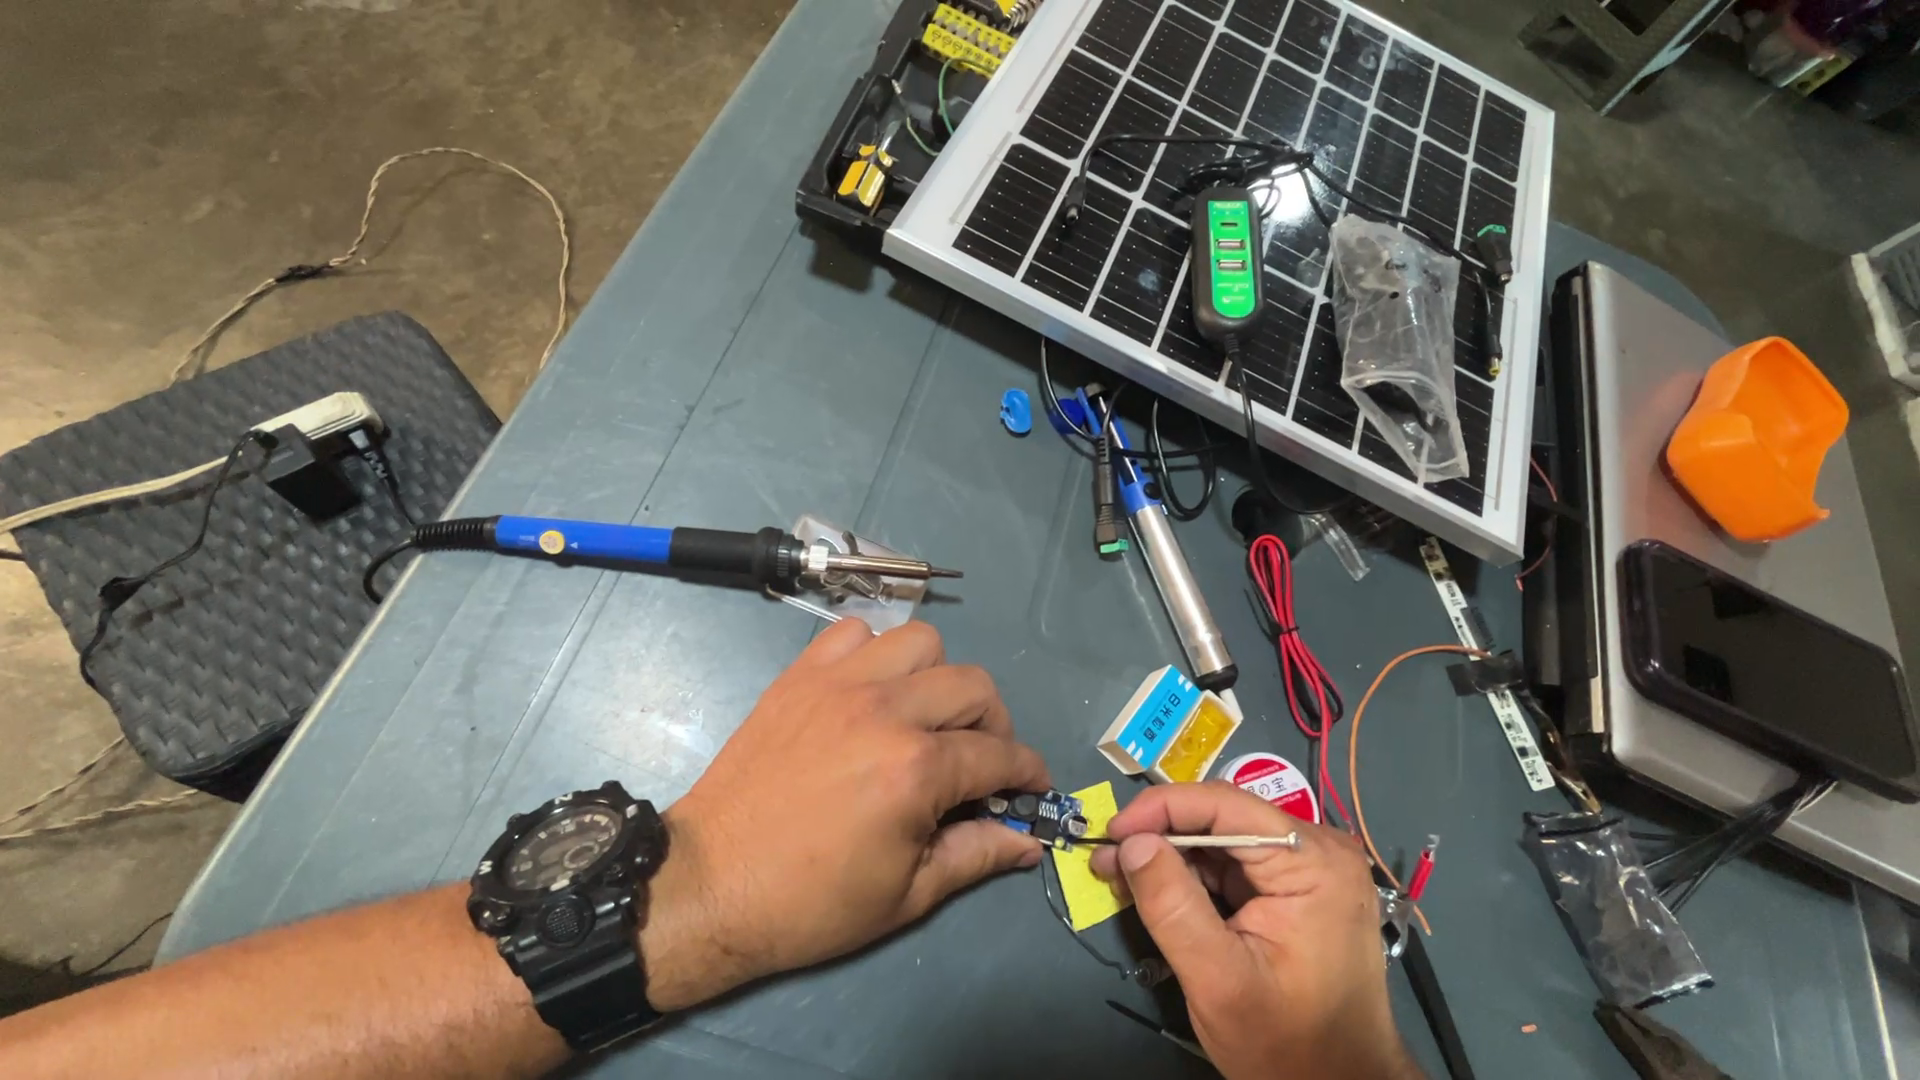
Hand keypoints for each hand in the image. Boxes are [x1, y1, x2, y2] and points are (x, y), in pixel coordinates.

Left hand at [640, 620, 1051, 1009]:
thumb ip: (976, 856)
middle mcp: (886, 710)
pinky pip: (854, 632)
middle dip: (994, 723)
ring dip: (937, 676)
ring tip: (923, 715)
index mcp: (917, 769)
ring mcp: (840, 682)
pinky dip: (873, 653)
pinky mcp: (801, 675)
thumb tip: (1028, 841)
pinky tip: (867, 692)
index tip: (1032, 786)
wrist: (711, 883)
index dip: (1028, 771)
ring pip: (920, 641)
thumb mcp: (906, 895)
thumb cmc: (811, 903)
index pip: (999, 754)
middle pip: (974, 686)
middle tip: (979, 757)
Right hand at [1090, 783, 1419, 1079]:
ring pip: (1221, 838)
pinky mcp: (1295, 887)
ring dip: (1169, 854)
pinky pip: (1232, 862)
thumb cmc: (1287, 1043)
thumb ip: (1172, 905)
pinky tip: (1154, 885)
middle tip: (1108, 858)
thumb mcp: (1218, 978)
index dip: (1161, 808)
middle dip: (1160, 834)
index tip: (1112, 831)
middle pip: (1222, 817)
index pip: (1224, 804)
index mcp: (1313, 862)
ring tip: (1119, 872)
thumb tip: (1131, 842)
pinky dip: (1190, 873)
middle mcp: (1318, 849)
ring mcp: (1309, 867)